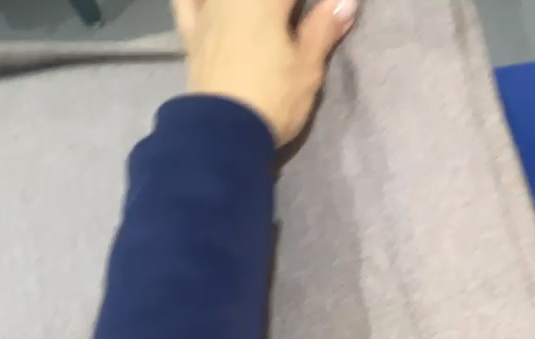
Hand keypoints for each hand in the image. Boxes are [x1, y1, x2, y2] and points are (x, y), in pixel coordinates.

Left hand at [171, 0, 356, 145]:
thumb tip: (348, 0)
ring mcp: (206, 9)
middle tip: (292, 21)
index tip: (321, 14)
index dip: (311, 5)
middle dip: (281, 7)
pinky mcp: (190, 32)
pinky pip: (186, 1)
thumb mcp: (308, 67)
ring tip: (266, 20)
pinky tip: (208, 3)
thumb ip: (324, 28)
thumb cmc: (274, 98)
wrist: (226, 130)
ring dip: (251, 7)